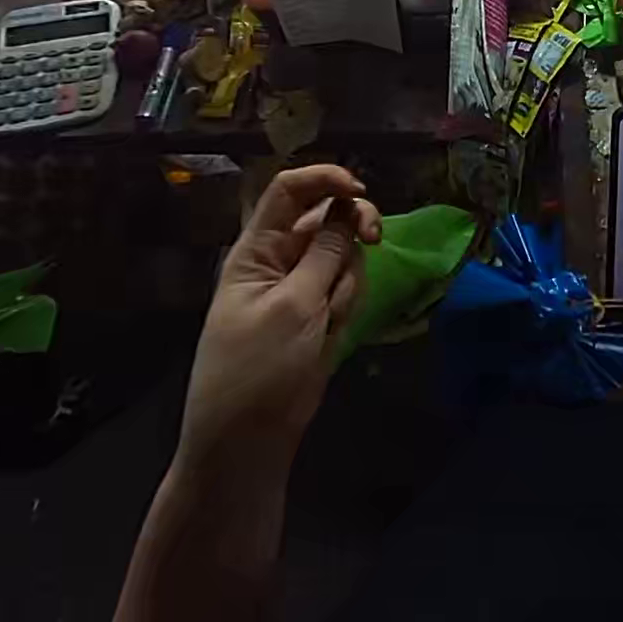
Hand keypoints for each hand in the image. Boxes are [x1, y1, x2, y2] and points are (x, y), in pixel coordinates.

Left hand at [178, 165, 380, 468]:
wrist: (248, 442)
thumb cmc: (258, 370)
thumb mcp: (294, 307)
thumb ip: (325, 254)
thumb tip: (347, 207)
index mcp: (258, 249)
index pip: (289, 190)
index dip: (324, 180)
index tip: (360, 190)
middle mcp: (281, 258)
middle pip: (326, 217)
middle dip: (353, 226)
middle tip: (375, 240)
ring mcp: (302, 286)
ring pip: (344, 255)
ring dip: (347, 281)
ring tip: (328, 321)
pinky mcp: (318, 311)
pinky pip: (346, 287)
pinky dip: (347, 304)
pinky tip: (331, 335)